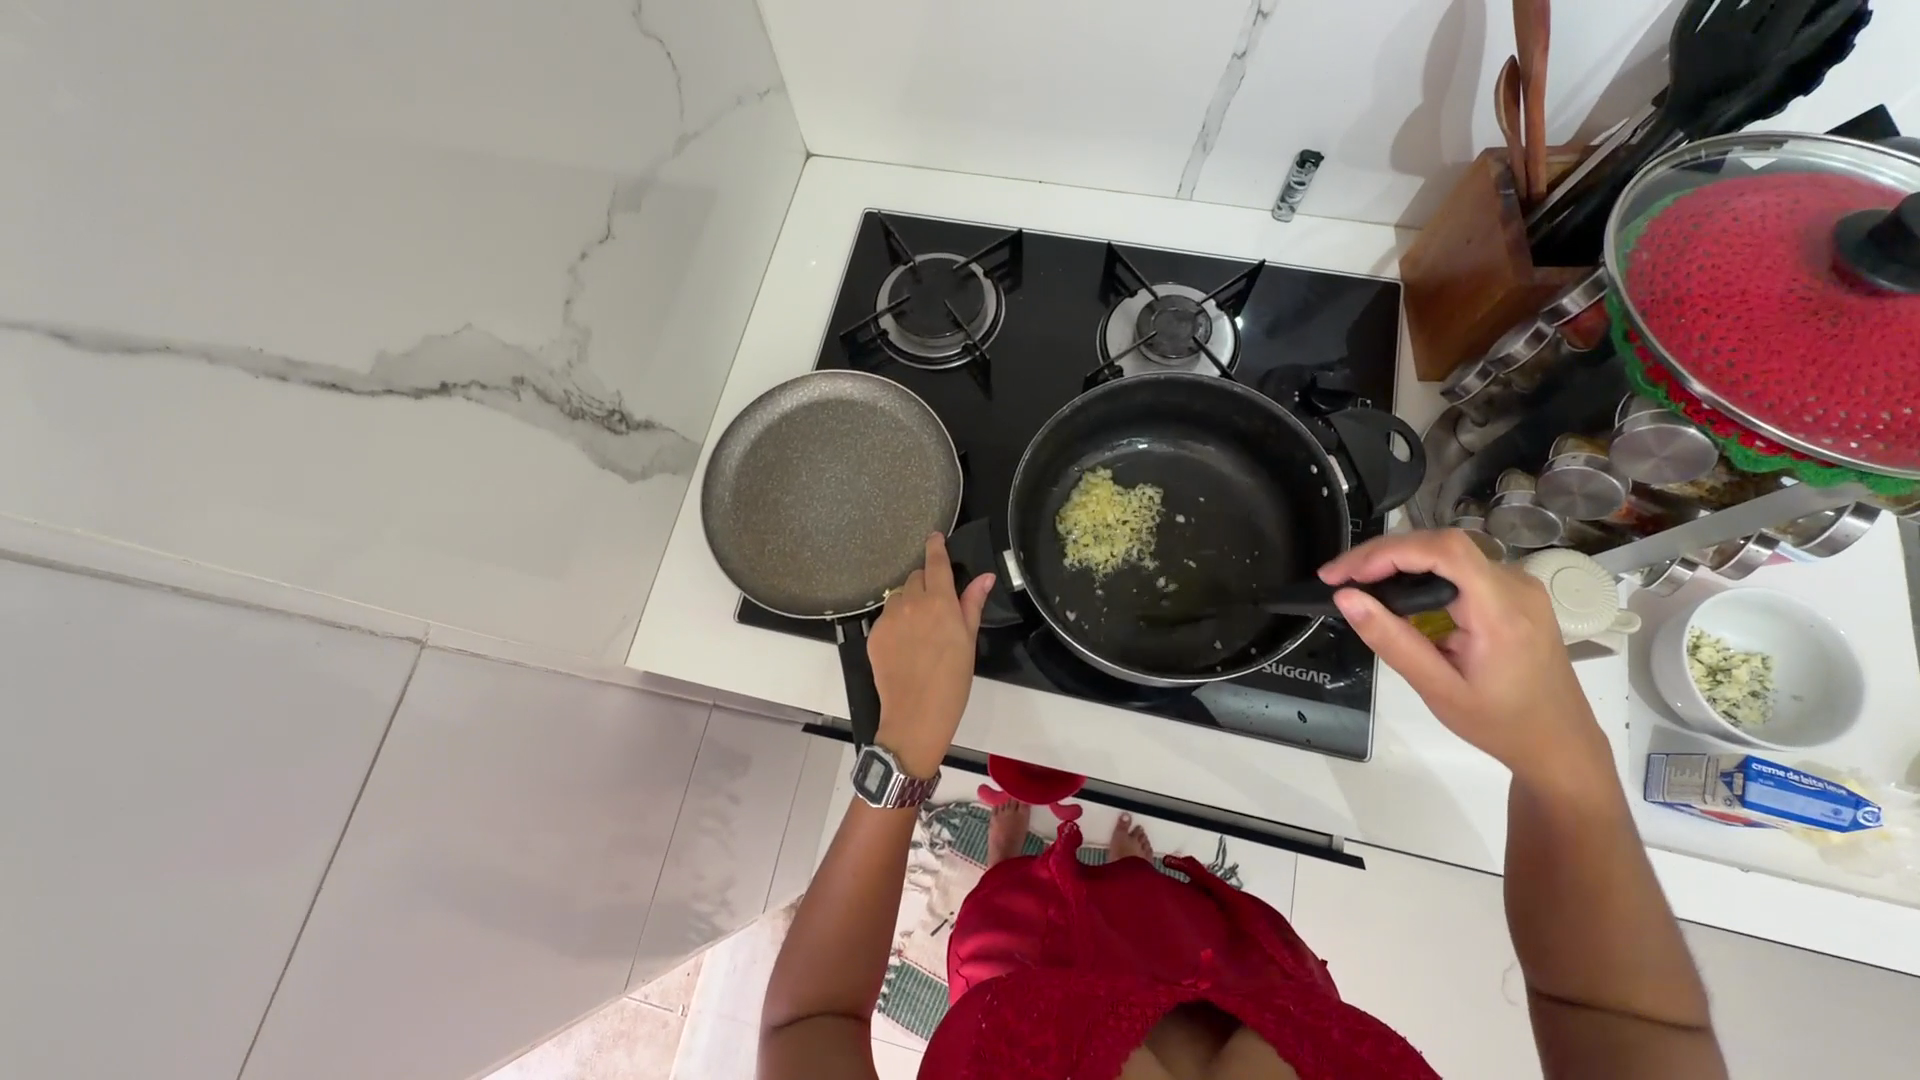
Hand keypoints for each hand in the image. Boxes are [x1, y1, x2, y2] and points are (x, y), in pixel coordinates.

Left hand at [866, 534, 995, 775]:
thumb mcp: (969, 640)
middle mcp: (911, 603)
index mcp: (939, 602)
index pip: (935, 562)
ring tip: (921, 627)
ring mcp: (889, 618)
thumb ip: (972, 604)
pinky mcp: (875, 634)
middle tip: (937, 603)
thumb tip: (984, 577)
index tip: (935, 536)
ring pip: (899, 595)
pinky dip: (897, 621)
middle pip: (916, 577)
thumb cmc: (952, 680)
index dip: (935, 546)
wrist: (916, 714)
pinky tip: (906, 644)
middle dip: (927, 582)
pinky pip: (886, 616)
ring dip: (910, 600)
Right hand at [1318, 529, 1605, 783]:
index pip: (1444, 552)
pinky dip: (1419, 571)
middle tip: (1337, 577)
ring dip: (1398, 560)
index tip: (1343, 574)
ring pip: (1448, 552)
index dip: (1387, 552)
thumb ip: (1392, 641)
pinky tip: (1394, 592)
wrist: (1559, 740)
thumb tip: (1346, 598)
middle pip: (1441, 545)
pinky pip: (1459, 566)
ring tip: (1357, 583)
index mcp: (1502, 612)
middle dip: (1382, 554)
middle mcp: (1517, 586)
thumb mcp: (1437, 689)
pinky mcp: (1514, 591)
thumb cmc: (1498, 723)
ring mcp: (1519, 586)